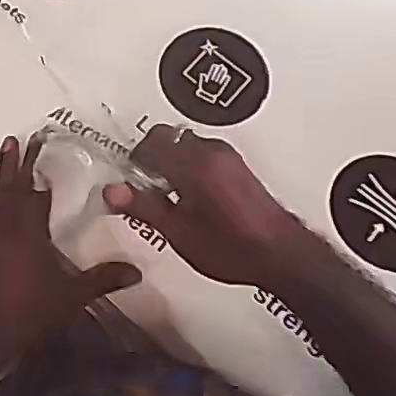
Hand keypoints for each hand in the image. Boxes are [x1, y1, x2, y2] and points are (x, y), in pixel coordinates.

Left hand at [0, 136, 141, 343]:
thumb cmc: (31, 309)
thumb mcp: (71, 295)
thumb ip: (102, 279)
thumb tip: (138, 271)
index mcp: (32, 232)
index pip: (40, 194)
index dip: (45, 174)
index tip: (50, 152)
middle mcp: (7, 224)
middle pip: (16, 185)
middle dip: (22, 160)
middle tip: (27, 136)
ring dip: (1, 168)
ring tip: (7, 143)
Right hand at [103, 124, 306, 286]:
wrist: (281, 257)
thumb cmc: (233, 247)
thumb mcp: (177, 231)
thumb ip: (143, 206)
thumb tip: (113, 191)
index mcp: (194, 163)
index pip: (151, 143)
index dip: (134, 160)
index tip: (128, 180)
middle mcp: (213, 153)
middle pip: (170, 138)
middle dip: (152, 158)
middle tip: (143, 186)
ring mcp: (229, 159)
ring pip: (187, 146)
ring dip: (172, 162)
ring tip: (166, 195)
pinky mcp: (239, 169)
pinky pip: (205, 155)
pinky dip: (190, 167)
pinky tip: (189, 197)